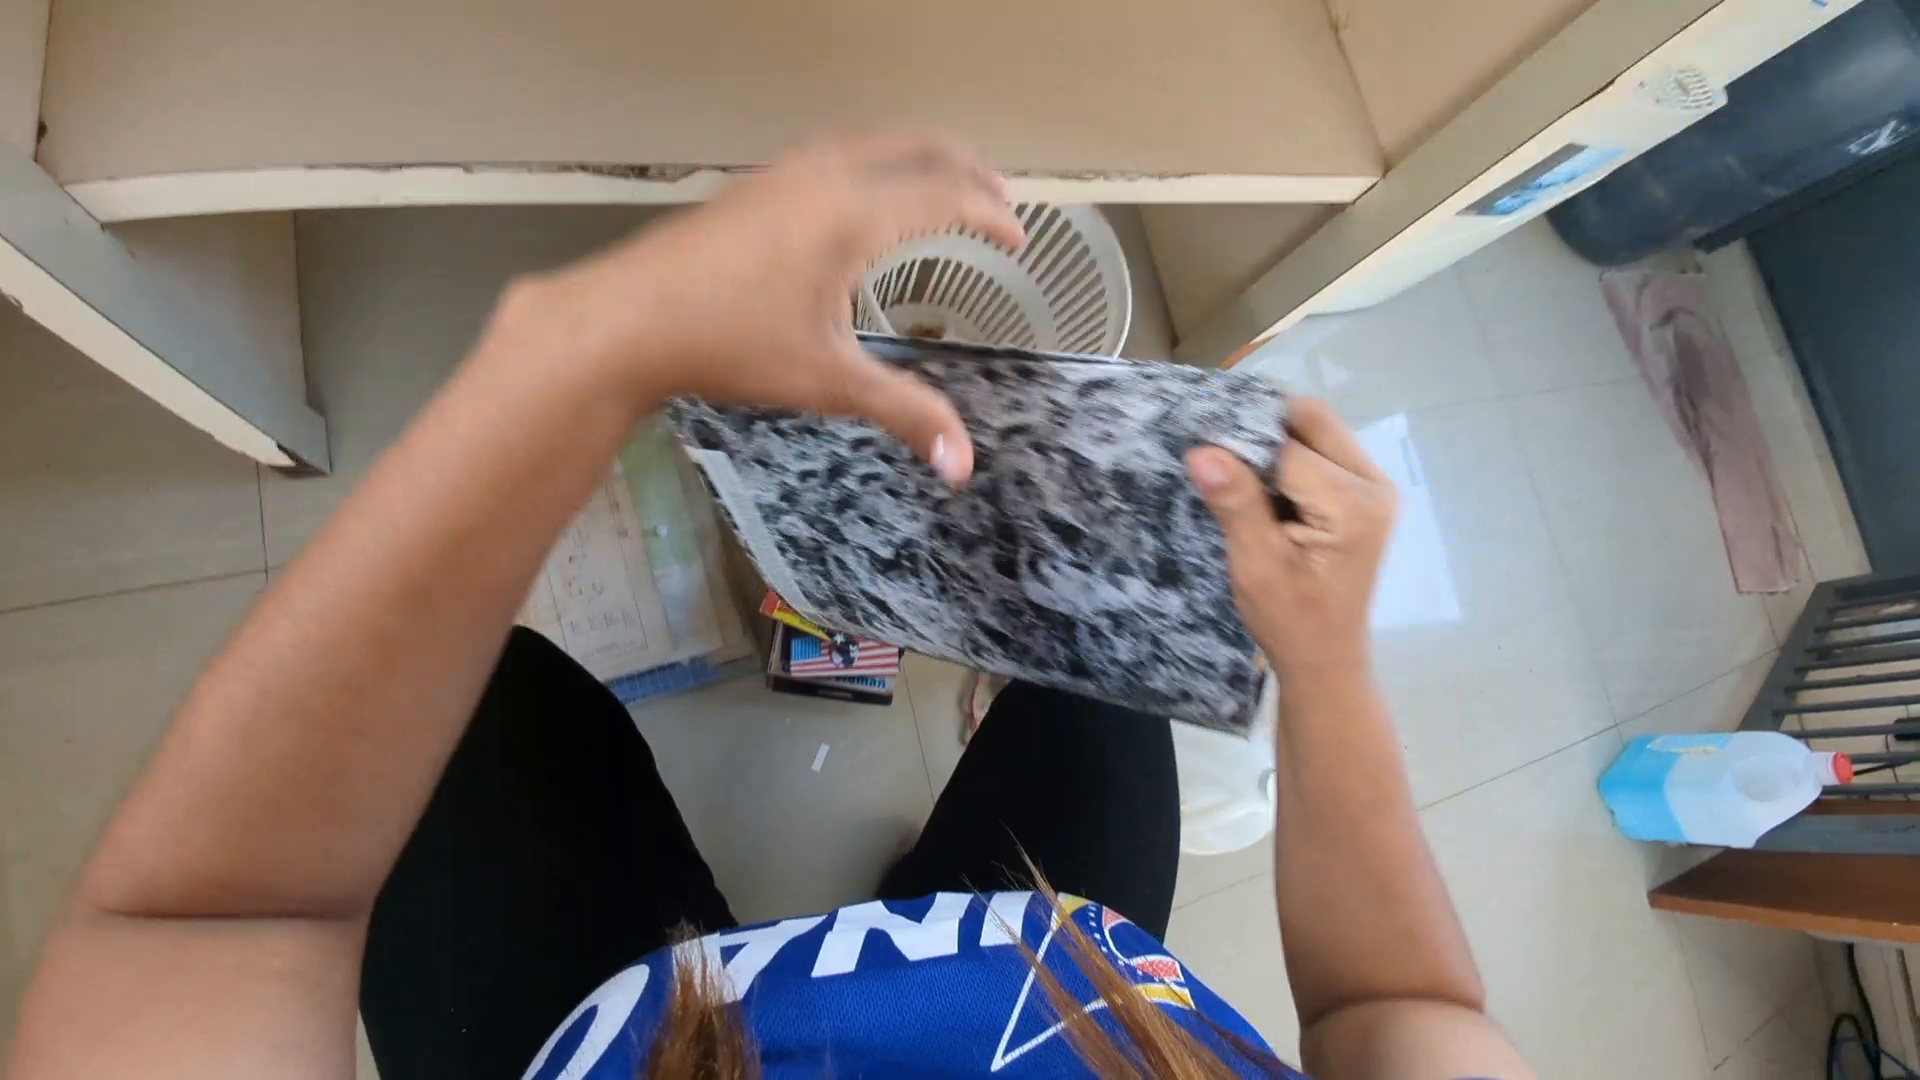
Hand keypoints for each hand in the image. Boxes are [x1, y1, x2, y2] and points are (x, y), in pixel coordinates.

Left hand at [520, 131, 1024, 483]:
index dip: (993, 215)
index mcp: (854, 214)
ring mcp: (786, 173)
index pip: (947, 195)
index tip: (1020, 241)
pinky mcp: (757, 186)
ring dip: (922, 161)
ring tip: (944, 193)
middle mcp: (825, 175)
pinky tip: (867, 205)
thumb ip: (905, 413)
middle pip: (919, 147)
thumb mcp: (829, 381)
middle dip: (968, 171)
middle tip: (999, 202)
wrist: (624, 319)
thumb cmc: (732, 346)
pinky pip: (838, 154)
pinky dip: (879, 166)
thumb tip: (963, 465)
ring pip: (874, 143)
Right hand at [1185, 397, 1395, 677]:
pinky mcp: (1358, 492)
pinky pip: (1317, 451)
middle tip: (1211, 449)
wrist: (1324, 657)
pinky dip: (1280, 455)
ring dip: (1269, 441)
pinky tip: (1253, 482)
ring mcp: (1370, 485)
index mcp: (1353, 504)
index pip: (1287, 448)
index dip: (1238, 442)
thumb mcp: (1256, 565)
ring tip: (1229, 468)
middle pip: (1311, 421)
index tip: (1195, 446)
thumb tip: (1201, 451)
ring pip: (1313, 430)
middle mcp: (1372, 483)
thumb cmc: (1290, 619)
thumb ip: (1236, 503)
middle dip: (1257, 427)